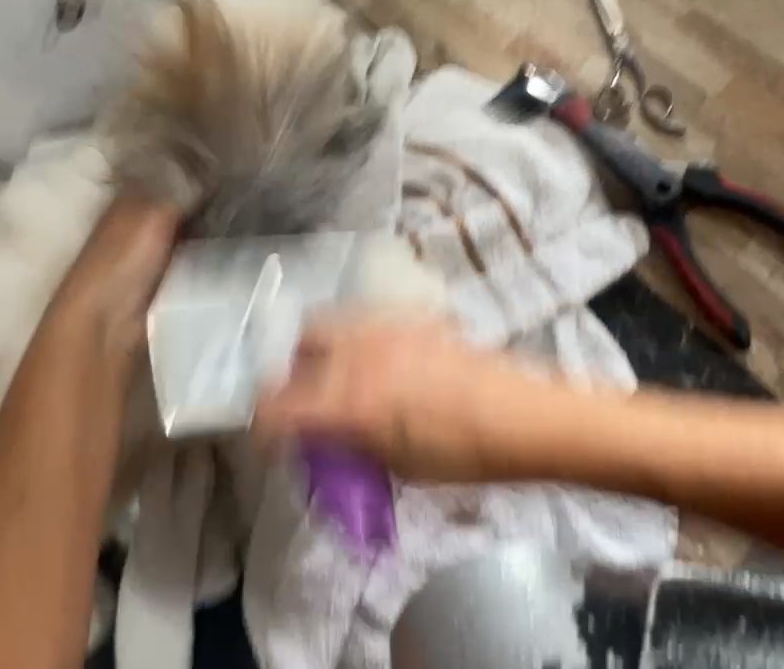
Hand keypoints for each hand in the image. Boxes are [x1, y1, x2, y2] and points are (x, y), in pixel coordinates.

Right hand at [252, 317, 556, 482]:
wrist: (520, 415)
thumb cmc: (461, 455)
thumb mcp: (395, 467)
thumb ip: (347, 446)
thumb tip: (319, 440)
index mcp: (349, 401)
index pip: (279, 404)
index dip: (262, 423)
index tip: (266, 436)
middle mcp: (359, 353)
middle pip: (299, 345)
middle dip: (291, 372)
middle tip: (304, 400)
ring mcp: (386, 327)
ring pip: (330, 322)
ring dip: (320, 349)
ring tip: (338, 377)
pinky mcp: (411, 316)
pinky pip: (365, 319)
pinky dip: (355, 339)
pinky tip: (378, 364)